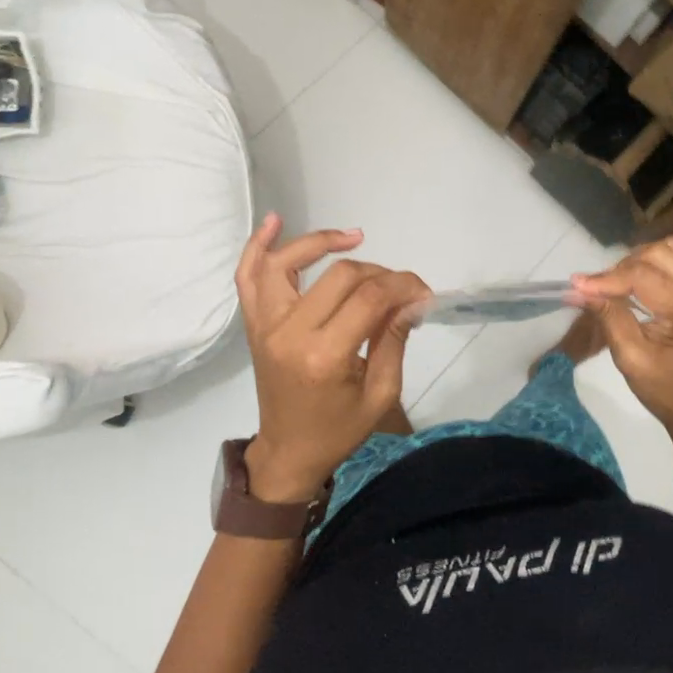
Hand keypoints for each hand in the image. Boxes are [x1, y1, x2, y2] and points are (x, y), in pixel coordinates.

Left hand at [235, 213, 430, 500]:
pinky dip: (257, 246)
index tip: (423, 291)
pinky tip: (275, 221)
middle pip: (339, 276)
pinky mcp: (255, 325)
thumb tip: (413, 299)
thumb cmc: (339, 429)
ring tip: (354, 237)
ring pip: (287, 264)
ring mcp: (266, 326)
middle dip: (380, 273)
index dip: (403, 286)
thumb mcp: (381, 393)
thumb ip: (393, 339)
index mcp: (325, 356)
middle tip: (400, 287)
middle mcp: (290, 333)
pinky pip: (248, 278)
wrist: (289, 452)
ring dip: (321, 243)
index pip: (370, 298)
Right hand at [571, 238, 672, 431]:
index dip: (607, 279)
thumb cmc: (663, 389)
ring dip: (637, 262)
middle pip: (656, 254)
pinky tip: (639, 283)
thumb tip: (578, 288)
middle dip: (622, 269)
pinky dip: (652, 263)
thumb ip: (609, 317)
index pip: (643, 277)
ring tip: (619, 286)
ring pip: (667, 249)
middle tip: (599, 291)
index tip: (576, 285)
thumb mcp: (630, 358)